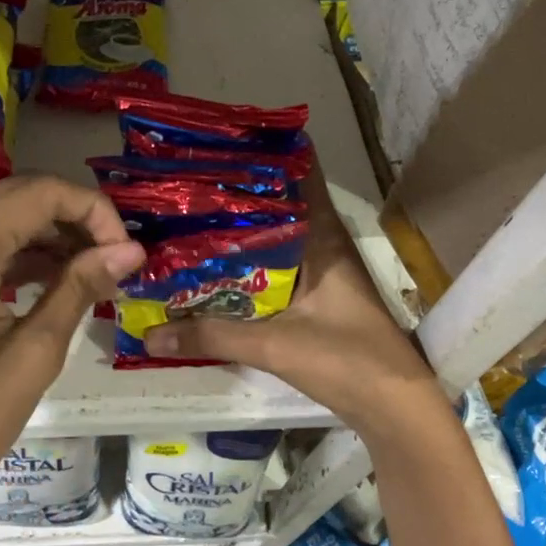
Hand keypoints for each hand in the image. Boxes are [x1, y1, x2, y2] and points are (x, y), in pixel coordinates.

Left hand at [0, 174, 147, 519]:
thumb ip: (80, 287)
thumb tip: (132, 250)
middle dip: (74, 217)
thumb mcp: (35, 353)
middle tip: (116, 260)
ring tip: (94, 272)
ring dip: (48, 232)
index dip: (94, 211)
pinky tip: (56, 277)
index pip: (41, 193)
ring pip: (0, 212)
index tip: (128, 251)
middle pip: (19, 194)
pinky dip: (18, 249)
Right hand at [142, 174, 435, 432]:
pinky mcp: (315, 295)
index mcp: (321, 235)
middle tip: (183, 175)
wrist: (396, 409)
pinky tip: (209, 265)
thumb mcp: (274, 346)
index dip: (262, 148)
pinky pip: (273, 262)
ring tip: (186, 211)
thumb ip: (211, 336)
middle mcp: (321, 242)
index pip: (299, 169)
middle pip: (277, 199)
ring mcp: (320, 269)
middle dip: (235, 185)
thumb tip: (149, 333)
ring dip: (238, 223)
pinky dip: (245, 258)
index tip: (218, 136)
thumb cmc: (347, 360)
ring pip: (273, 231)